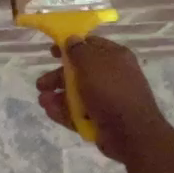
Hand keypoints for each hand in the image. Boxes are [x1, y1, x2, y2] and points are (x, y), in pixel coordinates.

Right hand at [36, 37, 173, 162]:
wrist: (132, 134)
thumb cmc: (111, 91)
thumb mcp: (92, 64)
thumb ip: (78, 50)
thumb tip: (72, 38)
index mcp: (115, 57)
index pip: (90, 45)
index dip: (70, 46)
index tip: (52, 51)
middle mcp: (112, 76)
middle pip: (80, 72)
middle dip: (58, 76)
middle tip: (41, 83)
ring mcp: (107, 99)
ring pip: (77, 93)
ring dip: (58, 95)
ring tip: (42, 101)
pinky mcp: (101, 119)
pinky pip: (79, 112)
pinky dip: (64, 111)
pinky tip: (50, 111)